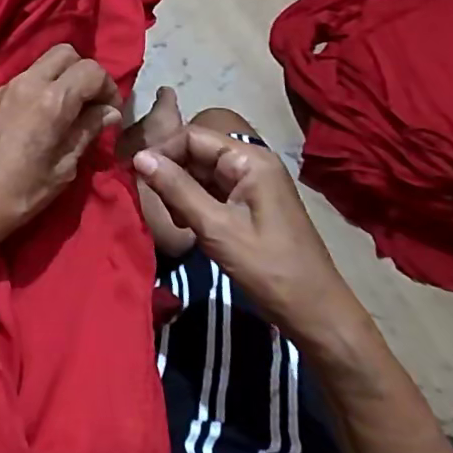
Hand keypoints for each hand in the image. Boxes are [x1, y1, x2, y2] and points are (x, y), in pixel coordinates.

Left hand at [0, 44, 122, 253]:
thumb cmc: (18, 193)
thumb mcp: (63, 169)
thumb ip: (86, 132)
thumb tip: (108, 112)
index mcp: (50, 100)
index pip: (91, 70)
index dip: (108, 89)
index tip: (110, 114)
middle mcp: (27, 83)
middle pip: (65, 53)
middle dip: (85, 73)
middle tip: (91, 106)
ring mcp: (5, 87)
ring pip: (43, 63)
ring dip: (62, 79)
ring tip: (69, 113)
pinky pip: (25, 78)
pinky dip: (41, 87)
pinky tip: (42, 119)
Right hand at [132, 127, 366, 347]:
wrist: (316, 315)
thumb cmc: (268, 269)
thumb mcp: (216, 228)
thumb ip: (176, 188)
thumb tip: (138, 157)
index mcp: (250, 160)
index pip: (192, 136)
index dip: (162, 152)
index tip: (136, 176)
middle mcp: (251, 163)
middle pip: (195, 152)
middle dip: (171, 174)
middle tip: (158, 205)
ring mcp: (251, 184)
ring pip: (198, 172)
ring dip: (179, 191)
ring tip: (175, 219)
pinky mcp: (248, 204)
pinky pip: (209, 190)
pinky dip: (192, 203)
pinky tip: (187, 225)